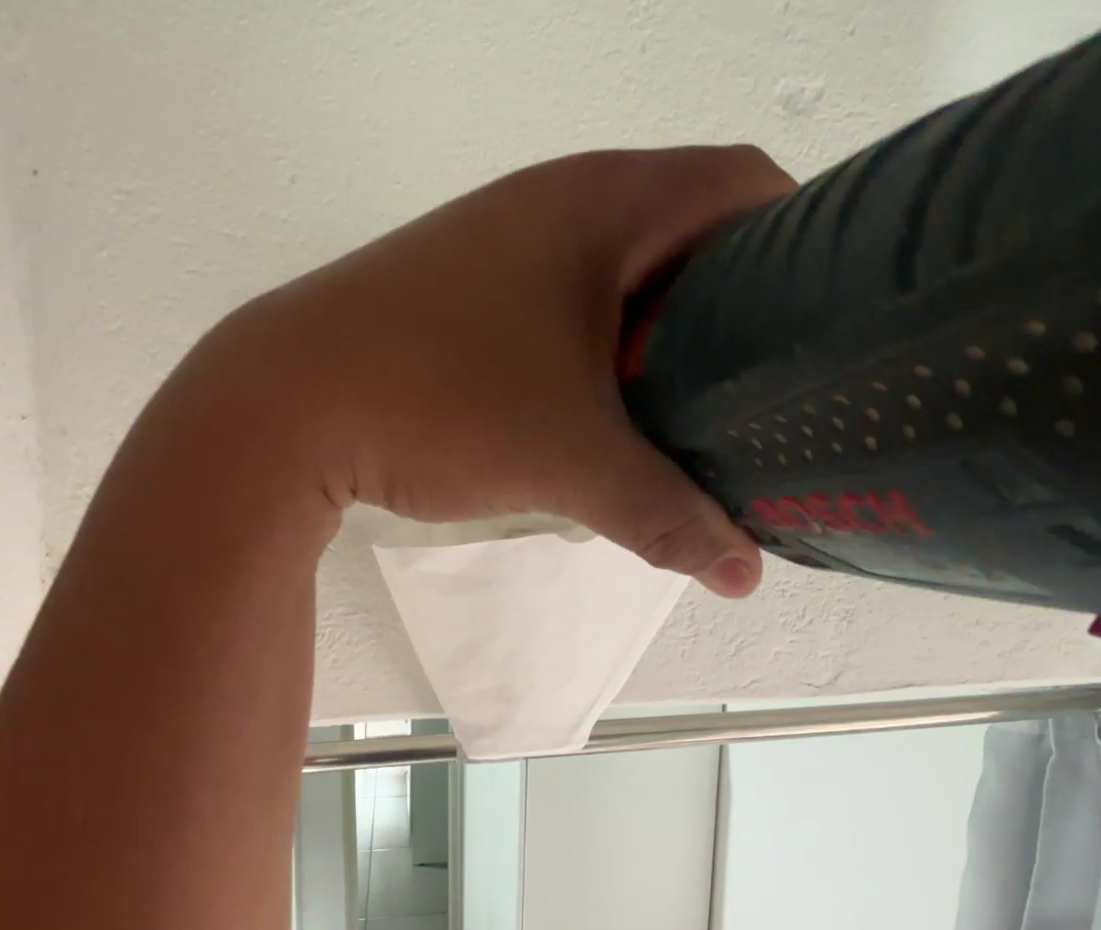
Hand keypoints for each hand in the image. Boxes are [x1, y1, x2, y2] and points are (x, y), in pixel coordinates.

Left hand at [176, 146, 796, 597]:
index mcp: (602, 202)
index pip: (743, 183)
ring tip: (688, 406)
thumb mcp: (569, 461)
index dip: (800, 241)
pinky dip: (601, 343)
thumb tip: (744, 576)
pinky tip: (601, 408)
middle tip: (762, 380)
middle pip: (687, 229)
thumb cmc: (437, 401)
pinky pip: (566, 298)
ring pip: (621, 269)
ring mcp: (504, 237)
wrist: (281, 403)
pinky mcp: (465, 283)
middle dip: (733, 302)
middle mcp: (557, 199)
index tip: (820, 320)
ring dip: (659, 330)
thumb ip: (667, 515)